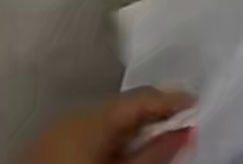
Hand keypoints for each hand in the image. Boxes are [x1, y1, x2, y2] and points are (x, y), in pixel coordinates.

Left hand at [17, 86, 194, 163]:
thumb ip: (157, 150)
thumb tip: (191, 128)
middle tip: (179, 126)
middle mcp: (74, 108)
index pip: (148, 94)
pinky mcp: (44, 144)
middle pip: (128, 103)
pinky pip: (89, 129)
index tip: (199, 106)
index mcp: (93, 108)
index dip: (176, 100)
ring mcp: (56, 126)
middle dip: (154, 115)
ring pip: (109, 116)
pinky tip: (120, 150)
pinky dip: (110, 137)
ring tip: (151, 141)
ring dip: (133, 128)